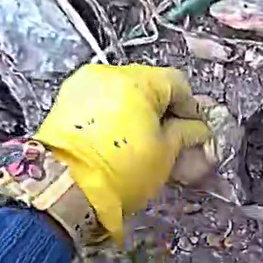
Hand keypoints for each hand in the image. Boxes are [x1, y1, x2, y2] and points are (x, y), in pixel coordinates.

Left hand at [33, 65, 210, 238]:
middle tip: (169, 141)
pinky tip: (116, 142)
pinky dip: (113, 117)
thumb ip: (185, 133)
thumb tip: (197, 129)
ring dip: (136, 114)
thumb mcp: (165, 154)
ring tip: (139, 144)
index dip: (190, 108)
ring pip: (122, 93)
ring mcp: (82, 85)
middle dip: (161, 111)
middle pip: (148, 85)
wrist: (65, 189)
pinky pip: (100, 103)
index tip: (193, 133)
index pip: (177, 83)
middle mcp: (108, 73)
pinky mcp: (65, 102)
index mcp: (137, 81)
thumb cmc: (122, 171)